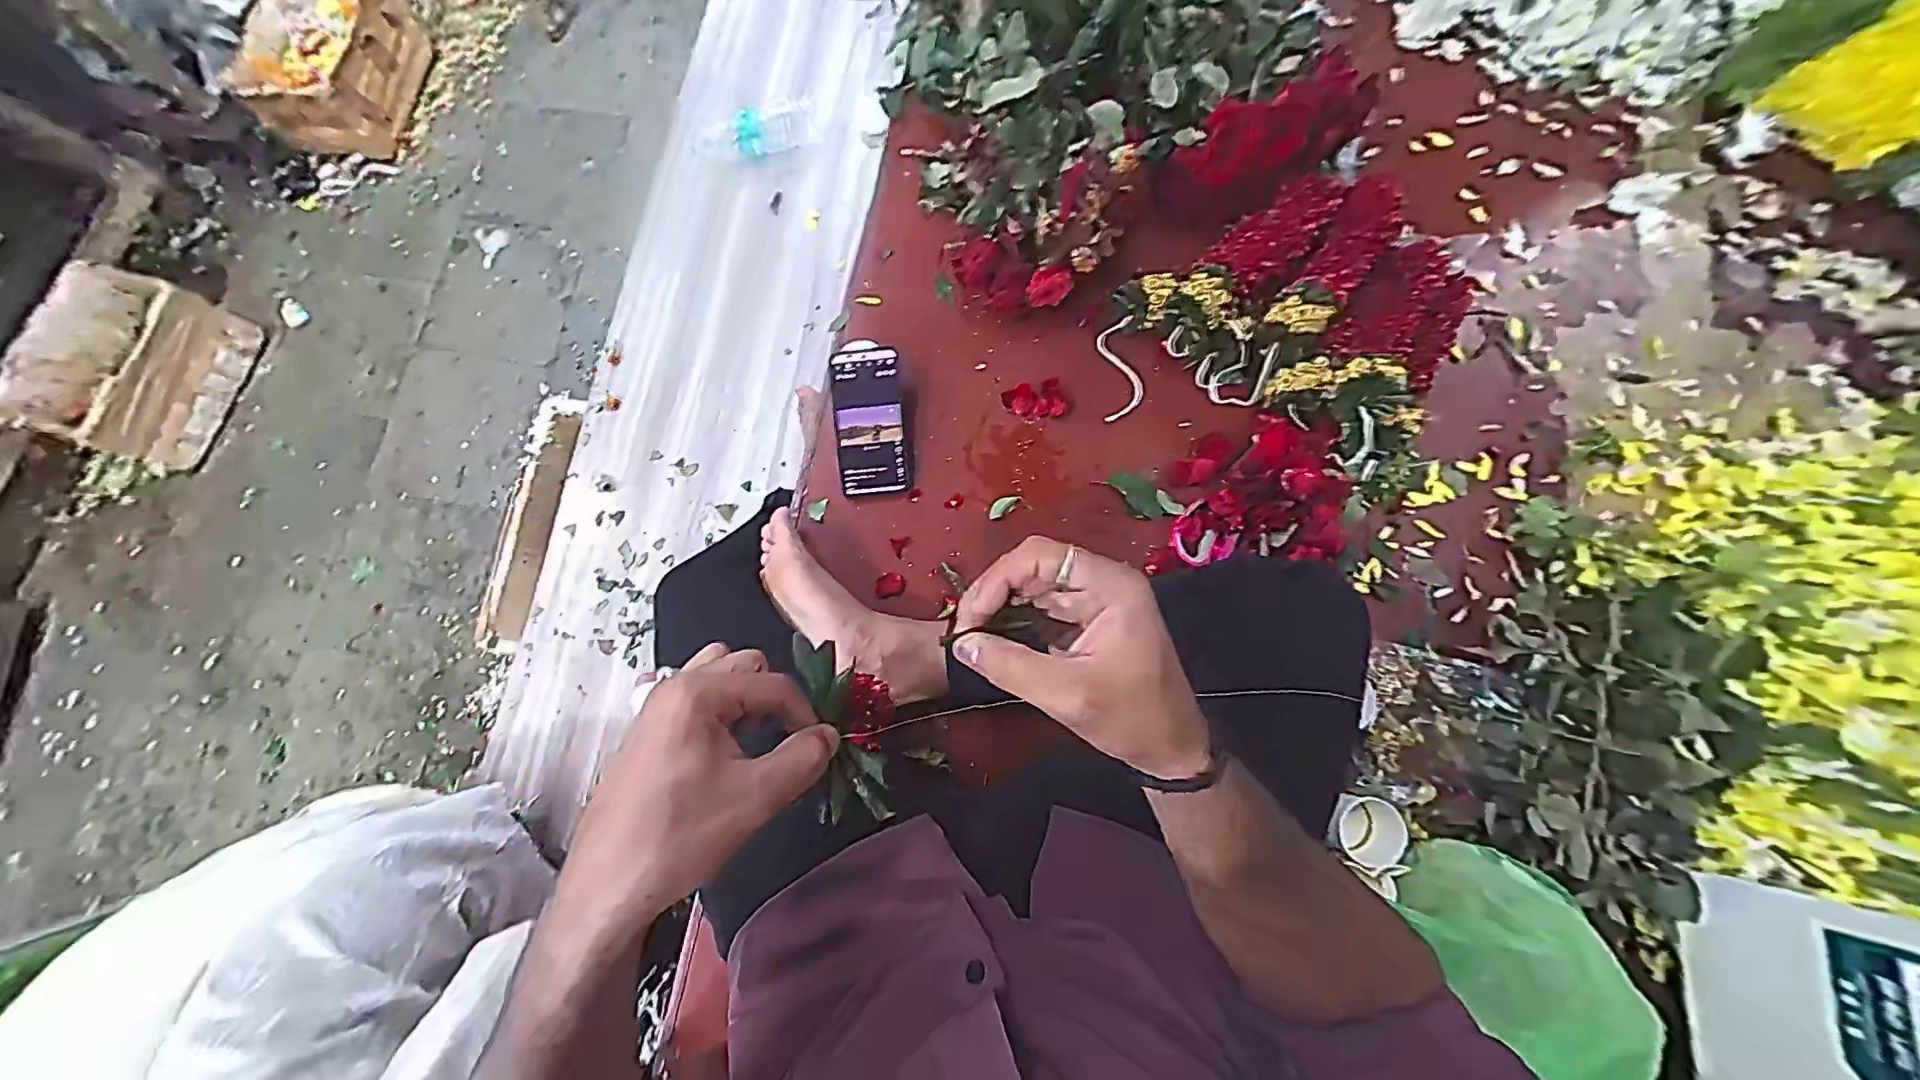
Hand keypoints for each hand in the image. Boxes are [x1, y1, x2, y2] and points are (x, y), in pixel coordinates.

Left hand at [555, 644, 838, 932]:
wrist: (606, 888)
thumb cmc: (679, 837)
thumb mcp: (756, 797)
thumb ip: (804, 758)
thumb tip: (828, 736)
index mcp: (696, 692)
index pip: (774, 683)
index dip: (804, 713)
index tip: (816, 747)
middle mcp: (673, 686)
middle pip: (745, 666)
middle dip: (774, 699)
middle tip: (786, 740)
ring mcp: (655, 706)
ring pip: (719, 677)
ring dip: (747, 700)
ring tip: (756, 741)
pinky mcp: (648, 731)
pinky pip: (698, 700)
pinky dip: (722, 713)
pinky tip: (725, 755)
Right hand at [952, 537, 1209, 779]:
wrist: (1171, 747)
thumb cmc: (1131, 719)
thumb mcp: (1067, 695)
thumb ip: (1009, 666)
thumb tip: (960, 644)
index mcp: (1110, 585)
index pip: (1041, 555)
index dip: (998, 579)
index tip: (970, 618)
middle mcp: (1103, 581)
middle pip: (1034, 565)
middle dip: (993, 593)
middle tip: (964, 630)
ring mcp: (1095, 599)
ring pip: (1033, 584)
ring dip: (1000, 605)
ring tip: (972, 634)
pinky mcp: (1086, 618)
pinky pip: (1041, 605)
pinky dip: (1013, 618)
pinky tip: (992, 637)